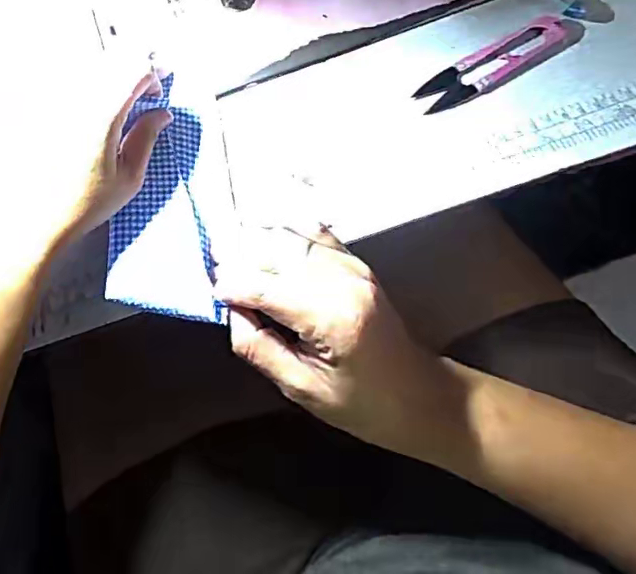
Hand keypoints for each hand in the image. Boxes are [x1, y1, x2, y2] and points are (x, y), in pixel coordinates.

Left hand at [57, 70, 171, 249]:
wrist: (34, 218)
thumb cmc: (86, 203)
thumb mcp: (129, 177)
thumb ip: (147, 137)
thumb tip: (162, 112)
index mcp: (102, 114)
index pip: (134, 70)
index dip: (154, 73)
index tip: (161, 88)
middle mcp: (77, 98)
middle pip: (112, 59)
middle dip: (134, 67)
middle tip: (146, 88)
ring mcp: (55, 99)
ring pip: (90, 64)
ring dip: (112, 72)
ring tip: (123, 95)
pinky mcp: (40, 106)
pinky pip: (68, 77)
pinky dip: (89, 80)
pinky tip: (94, 102)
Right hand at [214, 223, 470, 461]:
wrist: (424, 396)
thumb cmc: (364, 405)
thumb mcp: (303, 390)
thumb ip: (259, 347)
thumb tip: (229, 311)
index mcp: (330, 318)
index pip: (263, 288)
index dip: (230, 285)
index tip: (211, 289)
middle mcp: (340, 280)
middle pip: (271, 251)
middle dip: (237, 257)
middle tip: (216, 268)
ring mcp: (349, 264)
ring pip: (286, 234)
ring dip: (255, 242)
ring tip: (235, 256)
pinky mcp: (353, 259)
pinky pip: (308, 231)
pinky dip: (282, 231)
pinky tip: (265, 240)